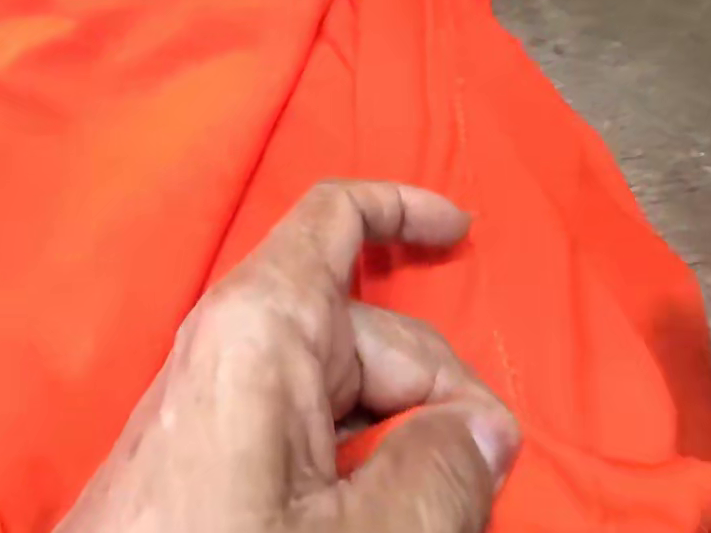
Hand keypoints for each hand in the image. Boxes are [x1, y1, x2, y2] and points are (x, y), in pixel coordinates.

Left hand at [56, 181, 520, 532]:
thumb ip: (436, 478)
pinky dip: (365, 459)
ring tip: (438, 514)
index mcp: (265, 321)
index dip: (403, 208)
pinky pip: (316, 426)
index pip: (336, 217)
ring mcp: (231, 391)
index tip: (462, 233)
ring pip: (349, 387)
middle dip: (438, 391)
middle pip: (369, 327)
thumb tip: (487, 431)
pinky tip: (385, 514)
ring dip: (407, 439)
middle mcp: (244, 338)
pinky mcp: (222, 443)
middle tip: (486, 482)